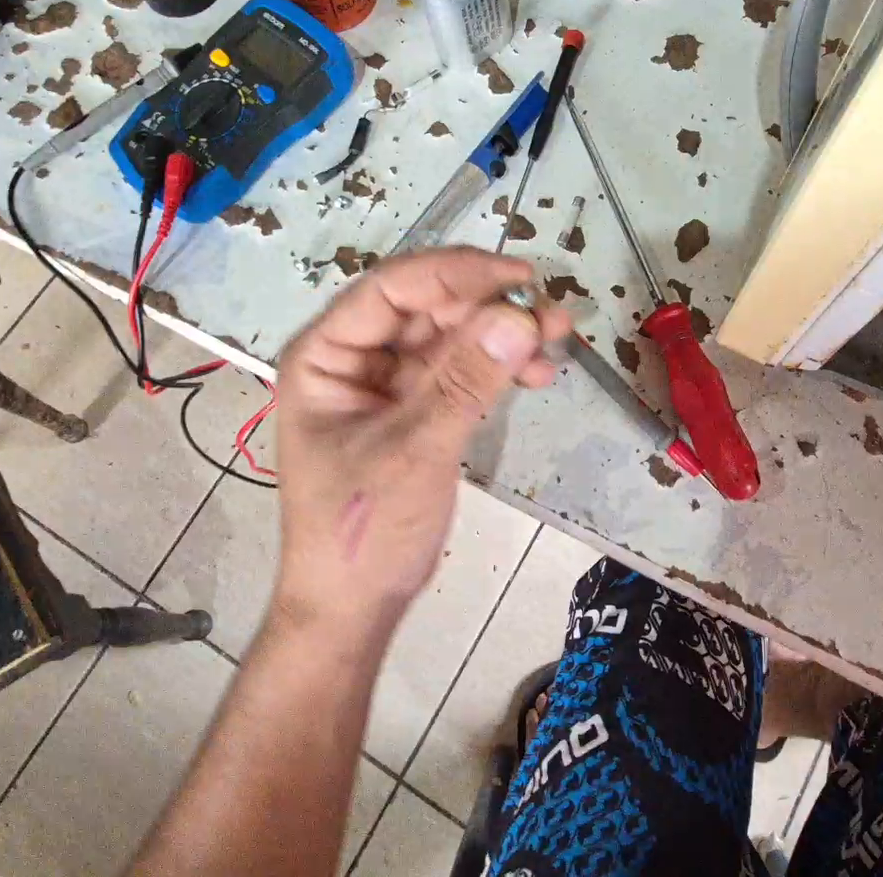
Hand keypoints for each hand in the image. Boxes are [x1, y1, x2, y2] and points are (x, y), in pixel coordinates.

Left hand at [270, 248, 570, 633]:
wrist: (353, 609)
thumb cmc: (361, 532)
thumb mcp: (413, 451)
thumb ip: (465, 382)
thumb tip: (522, 317)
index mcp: (324, 356)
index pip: (390, 289)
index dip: (455, 273)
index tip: (520, 278)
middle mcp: (353, 359)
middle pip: (425, 309)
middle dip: (488, 307)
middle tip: (551, 315)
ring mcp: (385, 386)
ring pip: (448, 338)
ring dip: (500, 335)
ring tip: (558, 340)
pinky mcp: (415, 411)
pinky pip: (459, 373)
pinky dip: (496, 369)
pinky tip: (537, 375)